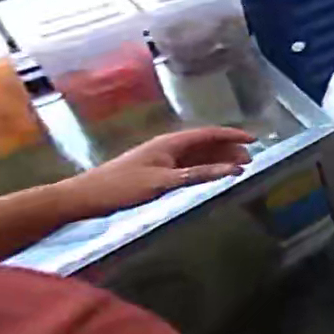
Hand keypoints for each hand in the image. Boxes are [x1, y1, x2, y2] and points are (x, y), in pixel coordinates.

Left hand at [56, 127, 255, 219]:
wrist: (79, 199)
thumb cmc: (120, 187)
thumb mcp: (163, 182)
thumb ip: (200, 174)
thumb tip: (234, 169)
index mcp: (172, 143)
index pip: (211, 133)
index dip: (234, 135)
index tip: (255, 140)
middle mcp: (170, 147)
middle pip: (207, 143)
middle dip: (230, 150)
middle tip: (249, 161)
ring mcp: (162, 159)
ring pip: (199, 154)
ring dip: (219, 160)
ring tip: (236, 170)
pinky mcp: (156, 171)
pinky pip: (189, 165)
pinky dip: (205, 168)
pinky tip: (211, 176)